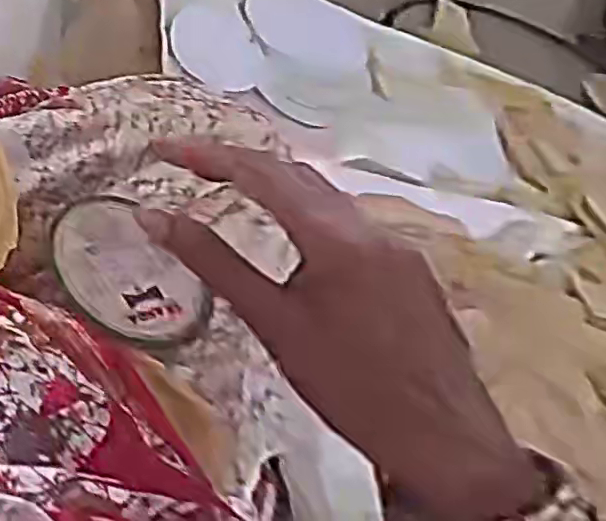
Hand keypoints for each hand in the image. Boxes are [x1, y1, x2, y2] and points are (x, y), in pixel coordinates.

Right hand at [138, 142, 543, 520]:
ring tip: (217, 178)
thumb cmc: (352, 388)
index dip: (204, 154)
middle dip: (230, 158)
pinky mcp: (405, 266)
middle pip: (288, 170)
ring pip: (316, 188)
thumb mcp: (271, 322)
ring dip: (264, 175)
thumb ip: (210, 261)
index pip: (258, 172)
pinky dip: (294, 199)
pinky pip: (338, 212)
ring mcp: (394, 245)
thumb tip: (151, 217)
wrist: (455, 455)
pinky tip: (277, 217)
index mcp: (335, 237)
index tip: (161, 148)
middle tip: (180, 159)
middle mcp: (369, 228)